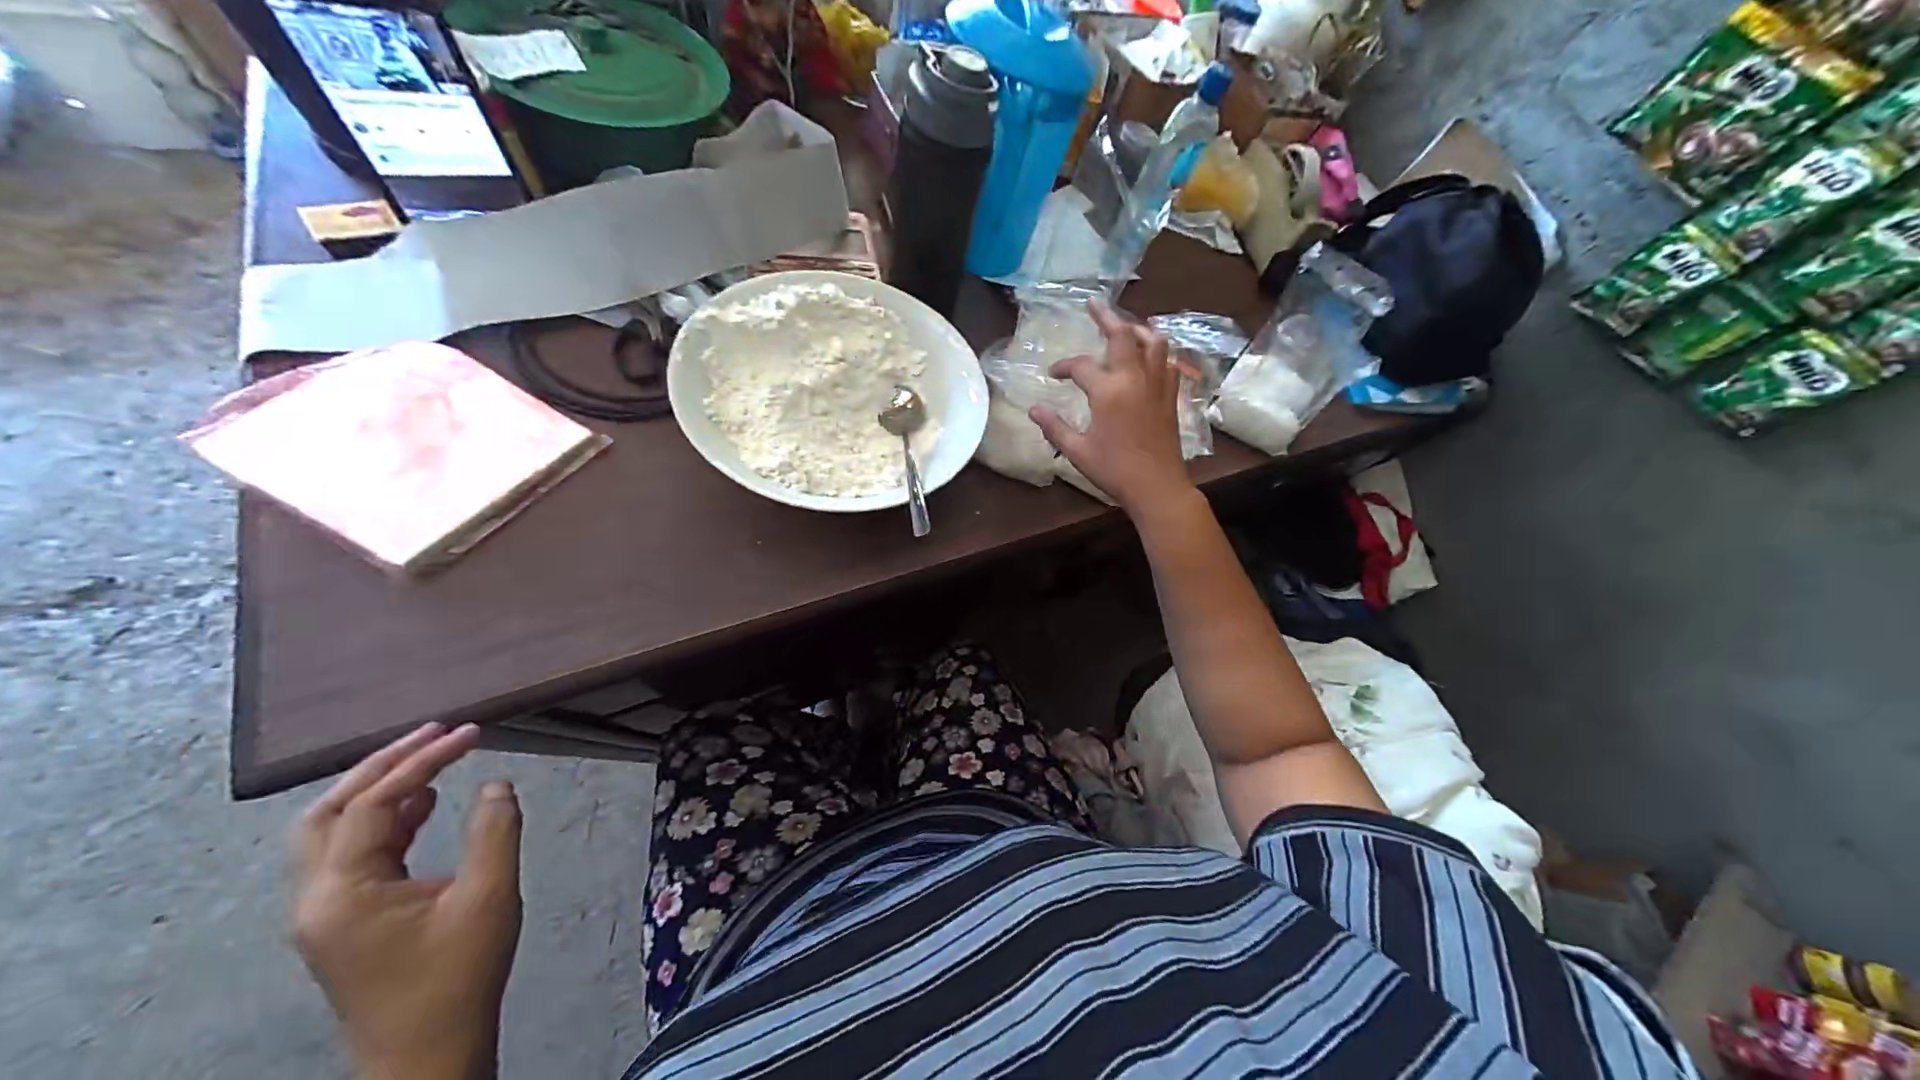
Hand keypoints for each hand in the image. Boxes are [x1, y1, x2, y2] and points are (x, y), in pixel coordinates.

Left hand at [291, 723, 522, 1079]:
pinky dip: (387, 820)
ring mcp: (327, 912)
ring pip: (335, 832)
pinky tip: (426, 805)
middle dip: (381, 765)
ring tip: (432, 757)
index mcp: (341, 893)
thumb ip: (495, 831)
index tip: (470, 733)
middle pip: (328, 812)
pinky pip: (356, 854)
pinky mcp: (347, 921)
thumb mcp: (490, 897)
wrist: (428, 1056)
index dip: (422, 761)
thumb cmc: (458, 977)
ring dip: (380, 790)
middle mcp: (317, 898)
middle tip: (434, 733)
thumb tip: (495, 783)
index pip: (372, 805)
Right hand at [1030, 299, 1196, 515]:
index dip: (1063, 367)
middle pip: (1122, 335)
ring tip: (1125, 327)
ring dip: (1137, 329)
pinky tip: (1148, 357)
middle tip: (1093, 304)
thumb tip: (1034, 408)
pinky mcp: (1171, 396)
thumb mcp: (1077, 451)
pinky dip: (1156, 352)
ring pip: (1153, 341)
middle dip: (1105, 316)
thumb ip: (1054, 426)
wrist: (1158, 486)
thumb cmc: (1114, 470)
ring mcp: (1157, 385)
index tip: (1053, 375)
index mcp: (1108, 391)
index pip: (1080, 366)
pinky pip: (1167, 362)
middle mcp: (1135, 379)